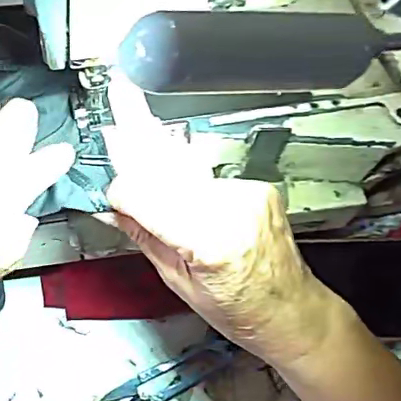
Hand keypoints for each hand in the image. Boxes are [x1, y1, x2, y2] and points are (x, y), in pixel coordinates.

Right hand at [102, 79, 351, 366]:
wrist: (291, 309)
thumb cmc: (241, 308)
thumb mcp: (177, 281)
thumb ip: (145, 236)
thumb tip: (115, 209)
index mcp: (211, 243)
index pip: (147, 199)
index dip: (123, 195)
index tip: (109, 191)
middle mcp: (233, 209)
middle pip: (170, 164)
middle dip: (139, 130)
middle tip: (120, 91)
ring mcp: (248, 194)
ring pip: (187, 165)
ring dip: (157, 143)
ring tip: (131, 106)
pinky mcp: (255, 187)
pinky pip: (206, 173)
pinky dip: (182, 169)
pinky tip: (167, 161)